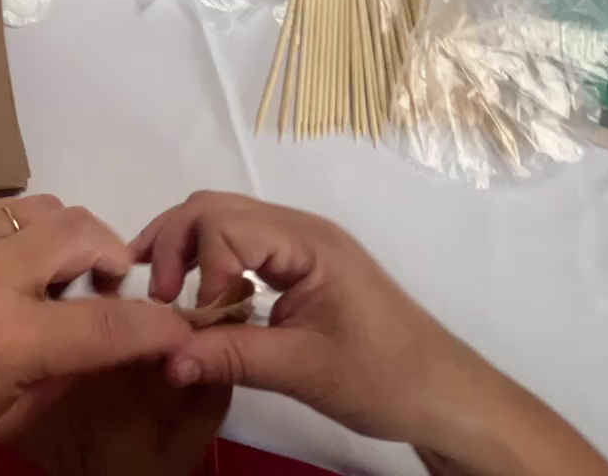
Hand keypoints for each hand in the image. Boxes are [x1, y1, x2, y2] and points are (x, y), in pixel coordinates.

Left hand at [0, 196, 195, 475]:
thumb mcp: (13, 415)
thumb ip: (73, 368)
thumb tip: (118, 336)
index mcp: (8, 337)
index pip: (108, 323)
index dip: (157, 325)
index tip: (178, 325)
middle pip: (83, 235)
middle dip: (116, 260)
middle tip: (110, 290)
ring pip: (49, 209)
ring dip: (73, 237)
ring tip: (61, 273)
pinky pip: (9, 206)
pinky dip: (31, 227)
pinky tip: (19, 260)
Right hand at [132, 192, 607, 475]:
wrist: (450, 398)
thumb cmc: (386, 378)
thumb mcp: (304, 370)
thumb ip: (229, 357)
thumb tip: (164, 359)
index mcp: (306, 240)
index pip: (225, 226)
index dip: (197, 267)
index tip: (191, 317)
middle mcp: (297, 226)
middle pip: (213, 208)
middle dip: (174, 242)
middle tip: (158, 293)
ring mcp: (296, 239)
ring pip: (220, 217)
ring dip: (184, 245)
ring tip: (162, 285)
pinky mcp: (295, 260)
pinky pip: (237, 240)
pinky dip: (205, 256)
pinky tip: (194, 287)